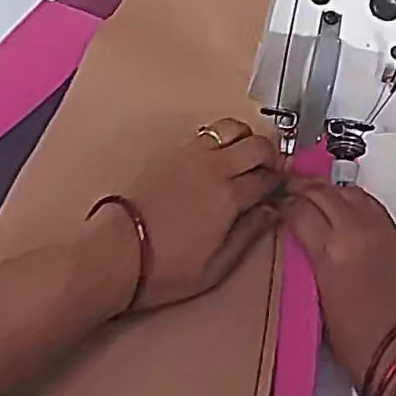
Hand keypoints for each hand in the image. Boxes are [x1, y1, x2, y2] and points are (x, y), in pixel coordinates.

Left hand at [97, 117, 283, 311]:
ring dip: (246, 139)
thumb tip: (272, 211)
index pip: (267, 177)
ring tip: (244, 159)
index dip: (278, 183)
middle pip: (258, 144)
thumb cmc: (165, 267)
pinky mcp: (173, 152)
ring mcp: (192, 155)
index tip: (278, 190)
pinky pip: (208, 131)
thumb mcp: (215, 268)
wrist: (117, 253)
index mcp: (228, 197)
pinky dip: (222, 138)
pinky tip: (218, 158)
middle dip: (270, 156)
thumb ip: (249, 234)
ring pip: (233, 127)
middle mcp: (213, 168)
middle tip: (267, 172)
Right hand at [281, 178, 395, 378]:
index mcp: (330, 251)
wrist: (389, 344)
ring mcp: (376, 229)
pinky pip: (369, 201)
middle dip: (301, 187)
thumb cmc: (350, 332)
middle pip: (321, 192)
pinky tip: (342, 200)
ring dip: (326, 188)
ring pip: (345, 190)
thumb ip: (303, 254)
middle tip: (289, 188)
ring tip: (313, 190)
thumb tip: (294, 230)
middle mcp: (355, 232)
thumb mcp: (312, 291)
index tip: (276, 203)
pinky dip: (352, 197)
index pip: (298, 209)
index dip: (283, 203)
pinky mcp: (392, 231)